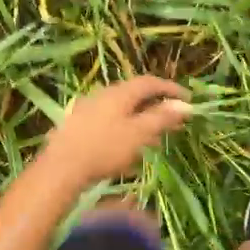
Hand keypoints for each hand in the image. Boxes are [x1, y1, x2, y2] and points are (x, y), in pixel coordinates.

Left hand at [41, 76, 191, 186]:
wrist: (61, 167)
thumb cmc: (105, 148)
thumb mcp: (139, 133)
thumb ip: (162, 118)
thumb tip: (184, 105)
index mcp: (120, 93)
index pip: (150, 82)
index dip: (171, 89)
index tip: (188, 100)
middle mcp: (103, 94)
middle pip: (135, 94)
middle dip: (157, 106)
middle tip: (174, 120)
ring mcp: (87, 108)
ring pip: (122, 109)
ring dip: (141, 119)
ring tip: (154, 138)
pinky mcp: (77, 124)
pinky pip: (109, 120)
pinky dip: (125, 127)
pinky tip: (126, 146)